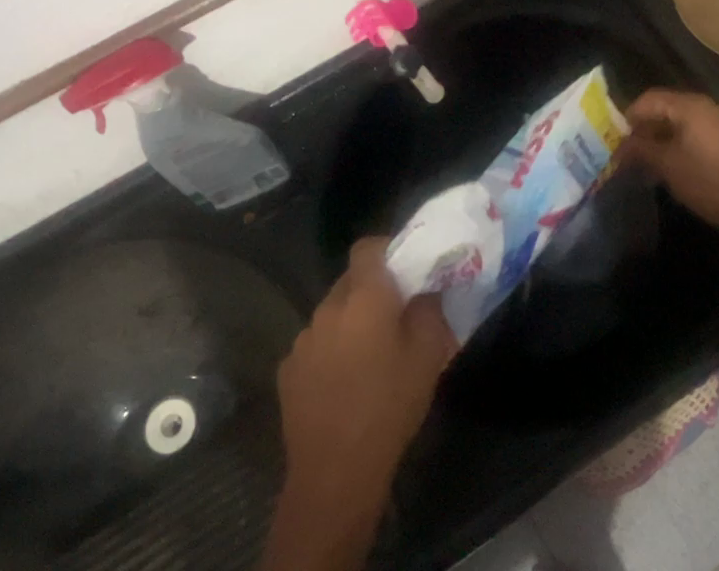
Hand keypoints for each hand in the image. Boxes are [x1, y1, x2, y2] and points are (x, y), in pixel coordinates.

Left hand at [275, 238, 456, 514]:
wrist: (336, 470)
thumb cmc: (391, 407)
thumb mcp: (429, 357)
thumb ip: (430, 311)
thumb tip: (426, 289)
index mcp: (364, 299)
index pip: (366, 248)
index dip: (386, 250)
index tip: (405, 269)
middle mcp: (327, 309)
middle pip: (349, 281)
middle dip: (372, 291)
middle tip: (396, 316)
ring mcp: (302, 339)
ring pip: (332, 315)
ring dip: (350, 323)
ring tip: (370, 357)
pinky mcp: (288, 368)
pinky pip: (315, 345)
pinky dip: (331, 352)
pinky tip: (344, 384)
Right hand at [623, 89, 718, 242]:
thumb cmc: (706, 181)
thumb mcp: (666, 165)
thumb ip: (640, 149)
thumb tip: (621, 145)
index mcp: (691, 106)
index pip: (650, 98)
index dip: (630, 116)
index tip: (617, 137)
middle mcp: (707, 107)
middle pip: (667, 107)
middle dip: (645, 127)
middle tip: (630, 150)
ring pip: (682, 121)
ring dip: (661, 136)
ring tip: (648, 160)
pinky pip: (696, 132)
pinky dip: (679, 142)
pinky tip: (672, 164)